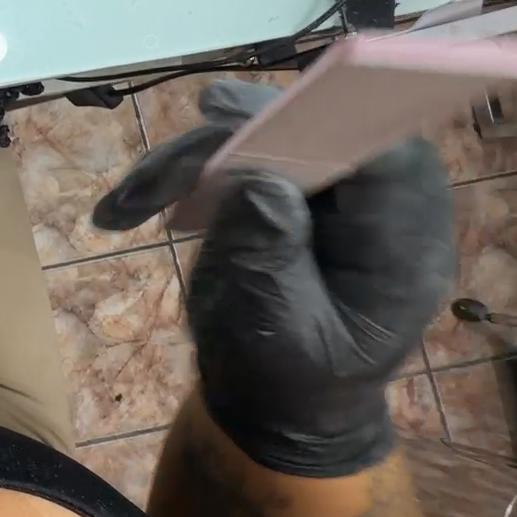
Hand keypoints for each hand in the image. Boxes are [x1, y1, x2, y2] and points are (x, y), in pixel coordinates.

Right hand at [92, 80, 455, 476]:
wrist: (272, 402)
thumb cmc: (282, 379)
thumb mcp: (274, 330)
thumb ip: (271, 256)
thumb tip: (257, 180)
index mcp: (397, 250)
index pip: (380, 158)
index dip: (313, 123)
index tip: (225, 114)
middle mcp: (367, 213)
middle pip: (301, 140)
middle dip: (213, 148)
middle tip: (146, 176)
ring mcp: (321, 204)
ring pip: (251, 148)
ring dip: (177, 168)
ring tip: (119, 207)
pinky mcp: (278, 202)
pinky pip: (228, 167)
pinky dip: (173, 180)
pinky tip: (132, 205)